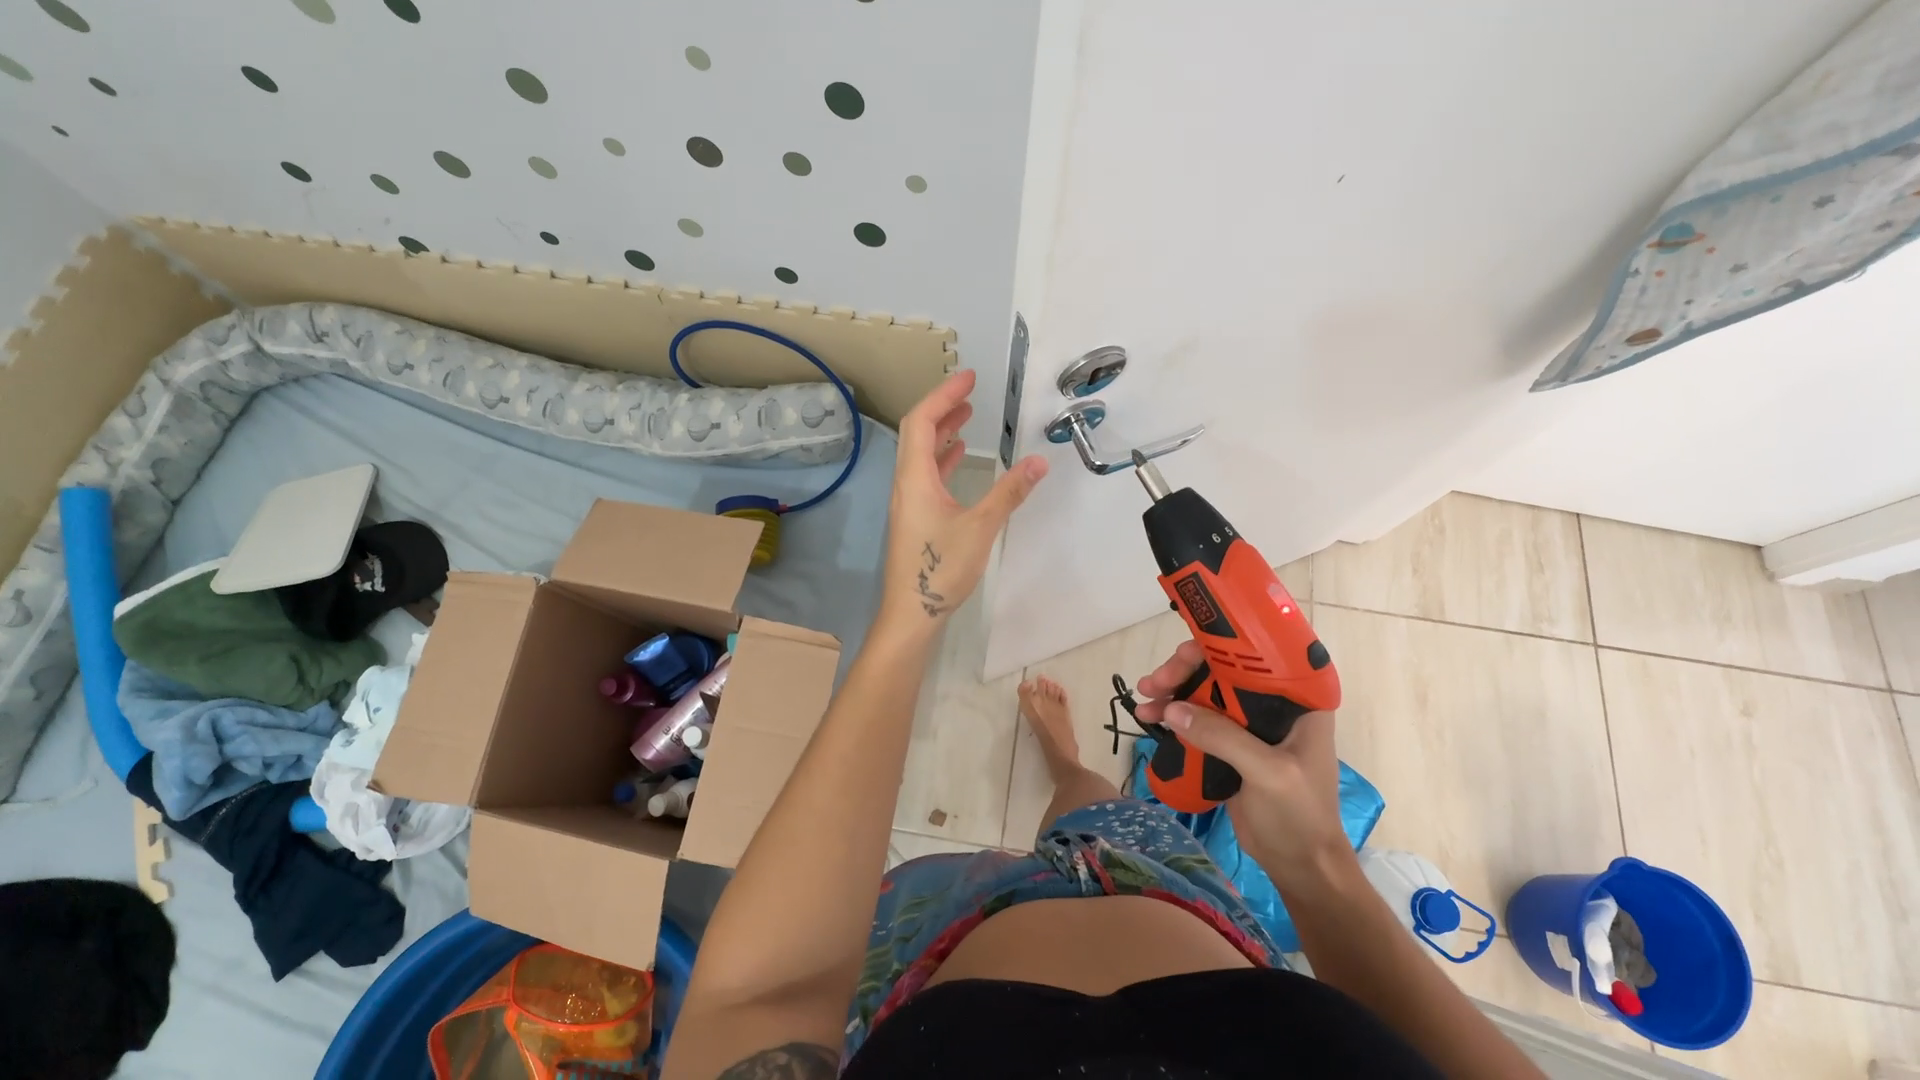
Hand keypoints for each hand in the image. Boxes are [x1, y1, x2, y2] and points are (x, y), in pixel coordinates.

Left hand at [879, 370, 1047, 630]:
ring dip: (943, 432)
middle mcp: (906, 483)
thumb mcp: (981, 527)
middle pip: (918, 433)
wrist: (911, 613)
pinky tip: (960, 456)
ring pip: (921, 455)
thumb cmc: (940, 569)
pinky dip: (943, 459)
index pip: (922, 421)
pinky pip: (927, 475)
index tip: (969, 378)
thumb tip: (1039, 461)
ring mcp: (908, 501)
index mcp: (914, 478)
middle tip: (969, 390)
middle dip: (943, 407)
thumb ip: (1009, 492)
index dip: (944, 395)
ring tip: (968, 416)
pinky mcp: (915, 518)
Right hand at [1135, 640, 1351, 889]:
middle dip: (1185, 671)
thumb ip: (1223, 737)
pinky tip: (1149, 718)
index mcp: (1298, 702)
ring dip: (1173, 693)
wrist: (1300, 865)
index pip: (1259, 658)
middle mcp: (1274, 706)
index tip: (1187, 649)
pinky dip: (1173, 717)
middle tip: (1154, 682)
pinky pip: (1197, 721)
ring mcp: (1250, 726)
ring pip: (1205, 694)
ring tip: (1143, 702)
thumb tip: (1172, 709)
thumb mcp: (1267, 773)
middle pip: (1223, 671)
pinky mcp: (1230, 747)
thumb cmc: (1299, 815)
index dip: (1223, 645)